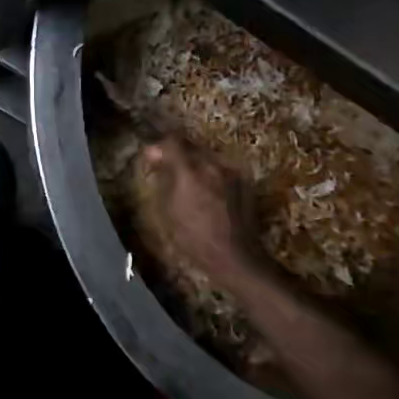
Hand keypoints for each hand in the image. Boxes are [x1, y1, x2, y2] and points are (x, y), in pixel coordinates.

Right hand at [140, 139, 279, 292]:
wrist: (236, 257)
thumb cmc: (194, 239)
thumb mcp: (167, 211)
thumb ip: (161, 178)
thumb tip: (154, 158)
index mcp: (189, 171)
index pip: (172, 141)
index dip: (160, 145)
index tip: (153, 156)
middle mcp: (212, 164)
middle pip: (191, 146)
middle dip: (177, 153)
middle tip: (168, 169)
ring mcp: (231, 171)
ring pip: (207, 156)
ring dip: (195, 163)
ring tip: (188, 183)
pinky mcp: (244, 181)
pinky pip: (221, 169)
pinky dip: (210, 174)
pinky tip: (207, 194)